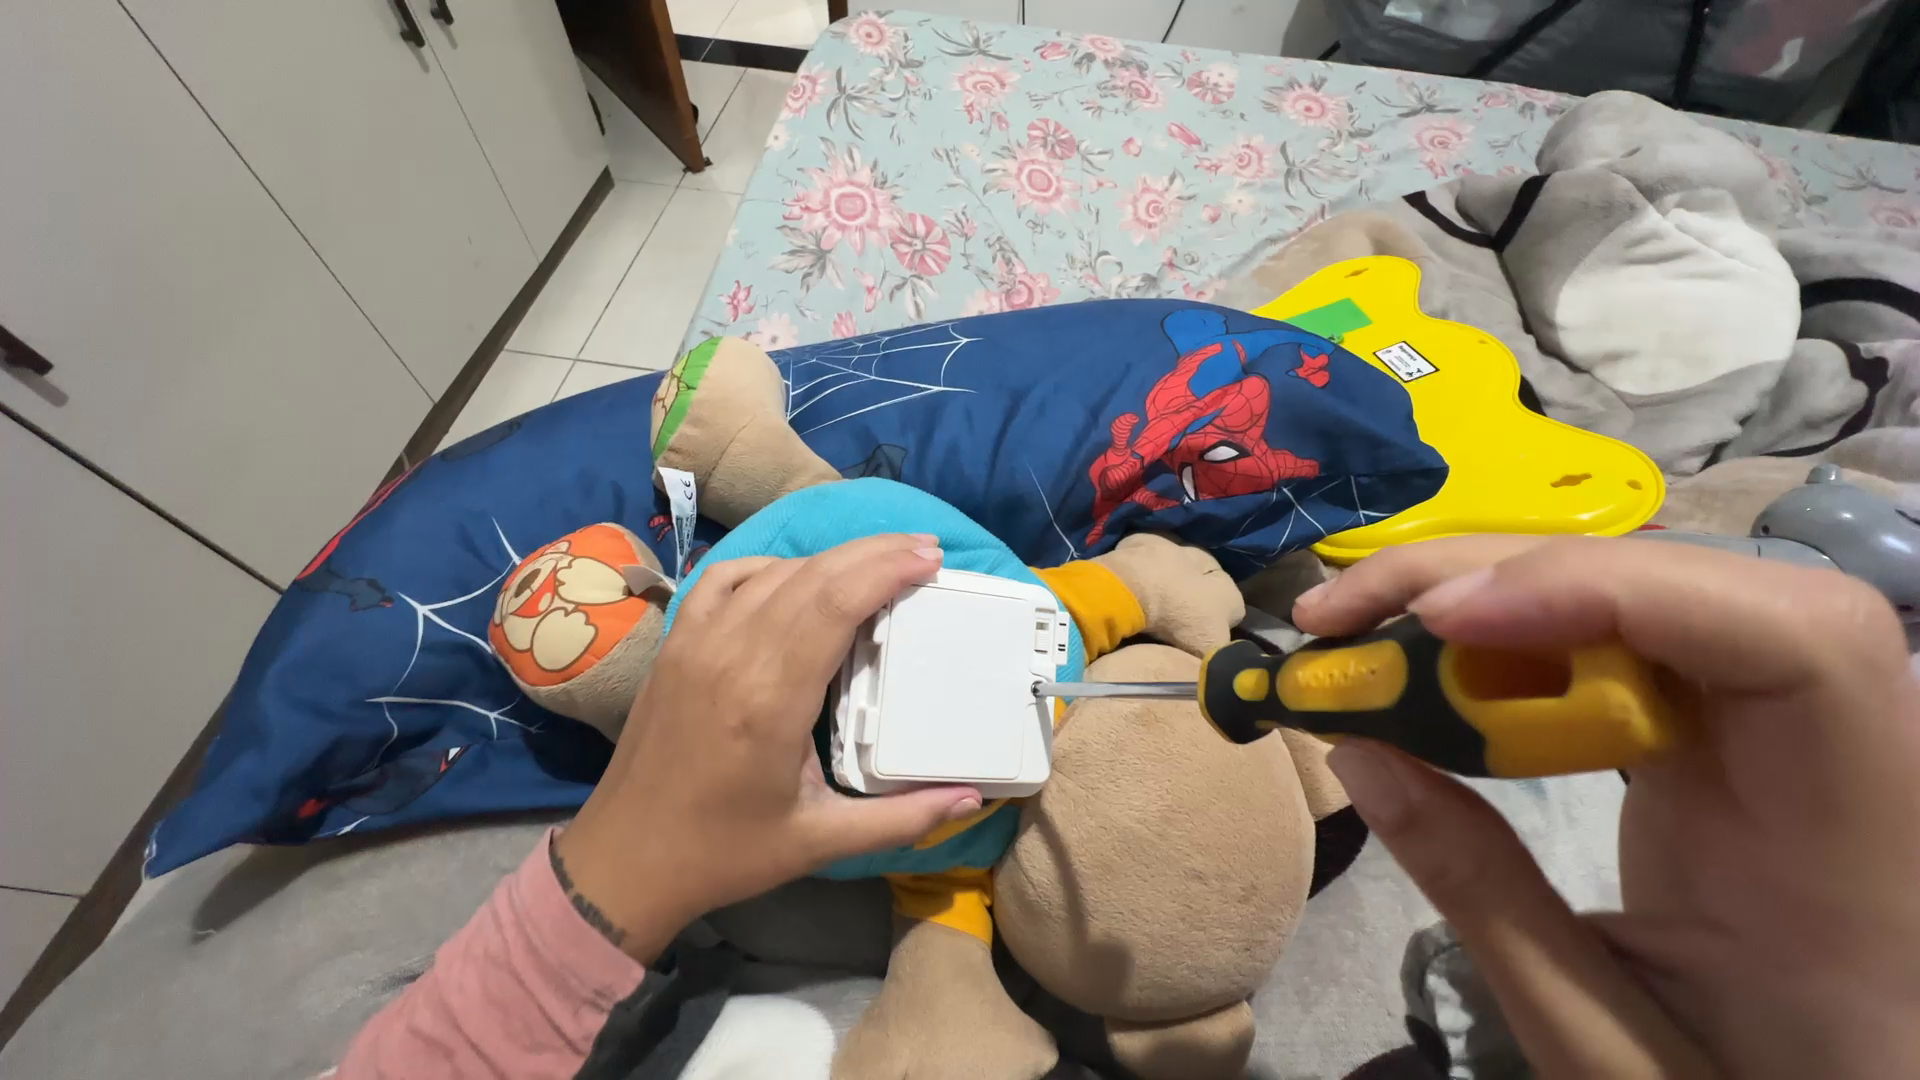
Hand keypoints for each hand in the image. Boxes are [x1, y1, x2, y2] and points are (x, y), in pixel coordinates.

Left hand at [554, 534, 982, 961]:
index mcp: (770, 700)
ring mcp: (696, 641)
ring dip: (832, 557)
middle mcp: (731, 655)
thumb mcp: (820, 841)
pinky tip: (798, 575)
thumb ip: (902, 818)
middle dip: (874, 552)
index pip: (835, 604)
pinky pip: (725, 578)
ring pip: (774, 571)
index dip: (885, 570)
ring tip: (877, 560)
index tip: (929, 559)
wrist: (624, 858)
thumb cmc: (726, 851)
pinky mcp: (676, 642)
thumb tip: (973, 797)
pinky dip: (771, 565)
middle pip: (812, 575)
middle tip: (923, 549)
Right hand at [1295, 536, 1919, 1078]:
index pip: (1788, 640)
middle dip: (1490, 571)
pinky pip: (1603, 631)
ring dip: (1477, 583)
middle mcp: (1832, 751)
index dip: (1611, 593)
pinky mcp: (1708, 726)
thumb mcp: (1603, 1042)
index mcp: (1853, 846)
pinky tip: (1427, 647)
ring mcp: (1768, 727)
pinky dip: (1498, 621)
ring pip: (1627, 586)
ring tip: (1354, 620)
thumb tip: (1355, 750)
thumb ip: (1480, 892)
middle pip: (1678, 579)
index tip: (1438, 621)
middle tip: (1339, 611)